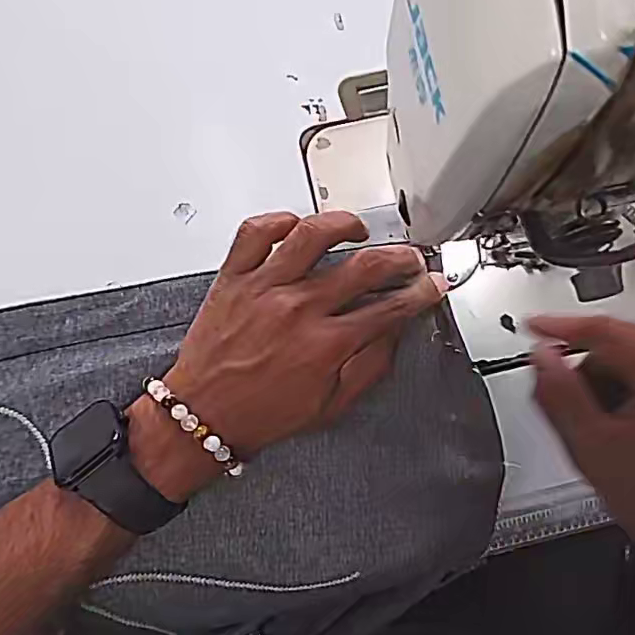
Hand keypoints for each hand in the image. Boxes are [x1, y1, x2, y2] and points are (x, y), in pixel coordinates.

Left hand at [127, 211, 445, 500]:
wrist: (205, 415)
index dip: (420, 292)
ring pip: (313, 234)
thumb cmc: (261, 413)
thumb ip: (368, 368)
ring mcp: (265, 288)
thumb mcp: (330, 406)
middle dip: (400, 258)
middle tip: (407, 259)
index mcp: (326, 344)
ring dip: (345, 224)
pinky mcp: (234, 278)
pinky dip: (279, 219)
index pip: (390, 306)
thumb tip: (394, 334)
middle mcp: (298, 309)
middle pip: (365, 265)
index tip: (429, 285)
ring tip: (356, 230)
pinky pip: (256, 232)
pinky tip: (295, 225)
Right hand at [527, 314, 634, 601]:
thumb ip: (559, 393)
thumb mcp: (595, 449)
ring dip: (626, 380)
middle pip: (633, 342)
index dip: (560, 327)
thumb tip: (542, 357)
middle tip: (571, 399)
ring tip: (614, 429)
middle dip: (595, 367)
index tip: (537, 327)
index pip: (606, 329)